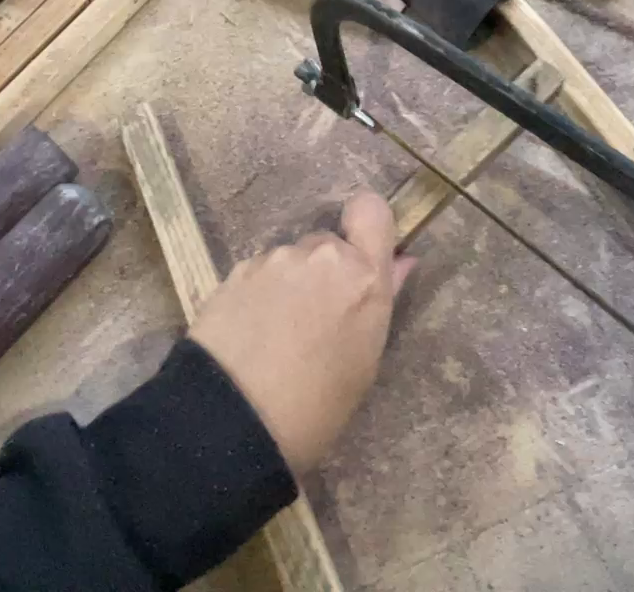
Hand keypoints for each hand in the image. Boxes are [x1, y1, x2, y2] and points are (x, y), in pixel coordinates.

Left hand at [188, 190, 416, 475]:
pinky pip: (259, 273)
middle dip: (325, 272)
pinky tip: (249, 334)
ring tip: (276, 335)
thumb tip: (400, 262)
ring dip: (290, 284)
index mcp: (362, 277)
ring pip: (291, 260)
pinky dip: (259, 295)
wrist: (232, 423)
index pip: (371, 210)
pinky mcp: (234, 271)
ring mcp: (274, 260)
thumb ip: (380, 300)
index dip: (366, 226)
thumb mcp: (364, 362)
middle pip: (328, 244)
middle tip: (315, 321)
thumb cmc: (316, 407)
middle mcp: (320, 256)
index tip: (360, 255)